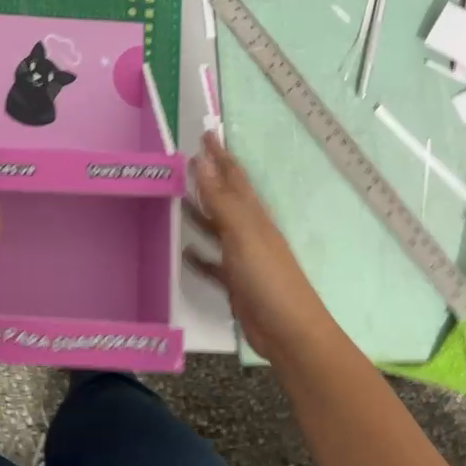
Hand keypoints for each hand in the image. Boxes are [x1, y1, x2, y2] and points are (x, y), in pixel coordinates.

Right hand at [186, 132, 324, 359]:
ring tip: (175, 197)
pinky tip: (184, 253)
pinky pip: (211, 263)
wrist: (290, 332)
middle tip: (184, 159)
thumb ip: (221, 199)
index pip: (234, 176)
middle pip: (225, 197)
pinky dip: (198, 255)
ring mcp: (242, 257)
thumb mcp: (243, 233)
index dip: (220, 154)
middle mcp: (248, 231)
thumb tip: (203, 160)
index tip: (205, 132)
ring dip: (198, 211)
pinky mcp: (235, 282)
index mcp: (253, 215)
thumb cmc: (268, 278)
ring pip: (216, 226)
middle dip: (208, 177)